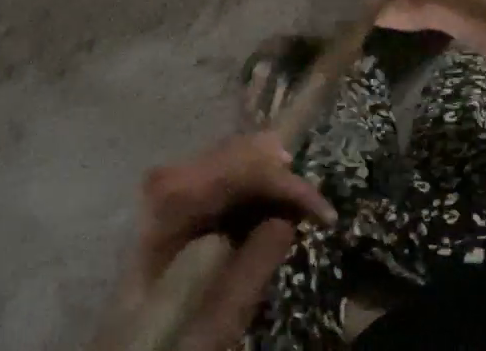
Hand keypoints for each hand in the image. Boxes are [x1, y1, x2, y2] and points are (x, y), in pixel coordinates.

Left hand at [130, 133, 336, 350]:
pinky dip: (251, 192)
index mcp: (169, 206)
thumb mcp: (206, 324)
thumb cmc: (161, 343)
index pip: (239, 168)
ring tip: (300, 211)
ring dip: (269, 183)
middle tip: (316, 209)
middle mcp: (165, 183)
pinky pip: (221, 180)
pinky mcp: (171, 204)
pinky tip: (268, 214)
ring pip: (231, 162)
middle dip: (281, 177)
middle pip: (236, 154)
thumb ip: (246, 272)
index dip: (286, 184)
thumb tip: (287, 220)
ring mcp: (166, 190)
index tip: (324, 212)